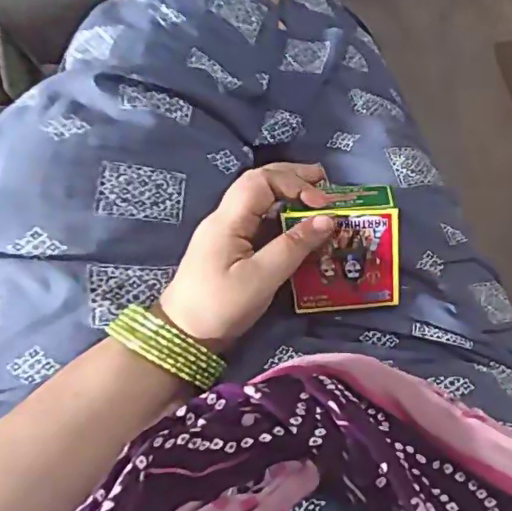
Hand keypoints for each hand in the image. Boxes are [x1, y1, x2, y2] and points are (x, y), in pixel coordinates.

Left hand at [158, 162, 339, 348]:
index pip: (262, 181)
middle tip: (326, 181)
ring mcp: (227, 232)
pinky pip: (260, 220)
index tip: (323, 204)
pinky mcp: (232, 247)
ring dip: (289, 193)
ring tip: (318, 197)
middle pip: (260, 182)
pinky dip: (283, 214)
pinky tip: (300, 223)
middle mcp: (226, 218)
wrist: (184, 333)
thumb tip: (327, 220)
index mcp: (228, 220)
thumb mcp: (261, 278)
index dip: (295, 184)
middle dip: (294, 177)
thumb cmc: (221, 306)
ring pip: (260, 199)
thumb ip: (293, 246)